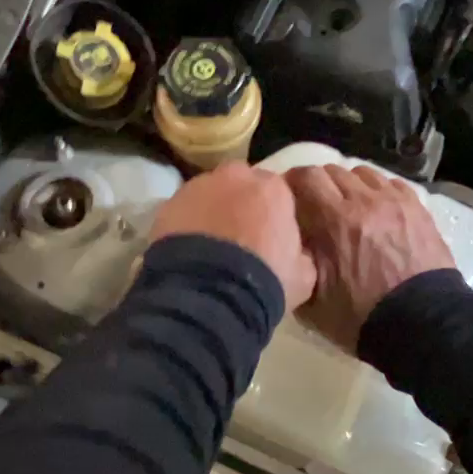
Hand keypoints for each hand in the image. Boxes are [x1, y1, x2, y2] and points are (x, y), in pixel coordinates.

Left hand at [150, 162, 316, 313]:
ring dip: (211, 210)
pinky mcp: (168, 204)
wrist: (208, 296)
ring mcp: (198, 187)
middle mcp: (236, 177)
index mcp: (273, 189)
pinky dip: (187, 223)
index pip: (277, 192)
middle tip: (237, 236)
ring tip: (209, 244)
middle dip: (240, 203)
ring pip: (209, 193)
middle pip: (241, 184)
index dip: (272, 214)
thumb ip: (302, 253)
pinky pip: (184, 210)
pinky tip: (187, 248)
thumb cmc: (264, 282)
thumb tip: (298, 252)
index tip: (268, 235)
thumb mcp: (303, 275)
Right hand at [287, 164, 456, 351]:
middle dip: (318, 185)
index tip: (287, 198)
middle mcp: (364, 201)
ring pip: (362, 173)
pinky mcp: (417, 208)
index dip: (291, 183)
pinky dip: (376, 192)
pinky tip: (375, 212)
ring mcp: (394, 202)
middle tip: (315, 207)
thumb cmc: (361, 317)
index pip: (305, 178)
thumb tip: (288, 243)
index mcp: (334, 221)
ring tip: (347, 208)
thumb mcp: (311, 300)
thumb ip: (296, 263)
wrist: (421, 326)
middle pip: (332, 171)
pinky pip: (389, 184)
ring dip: (348, 186)